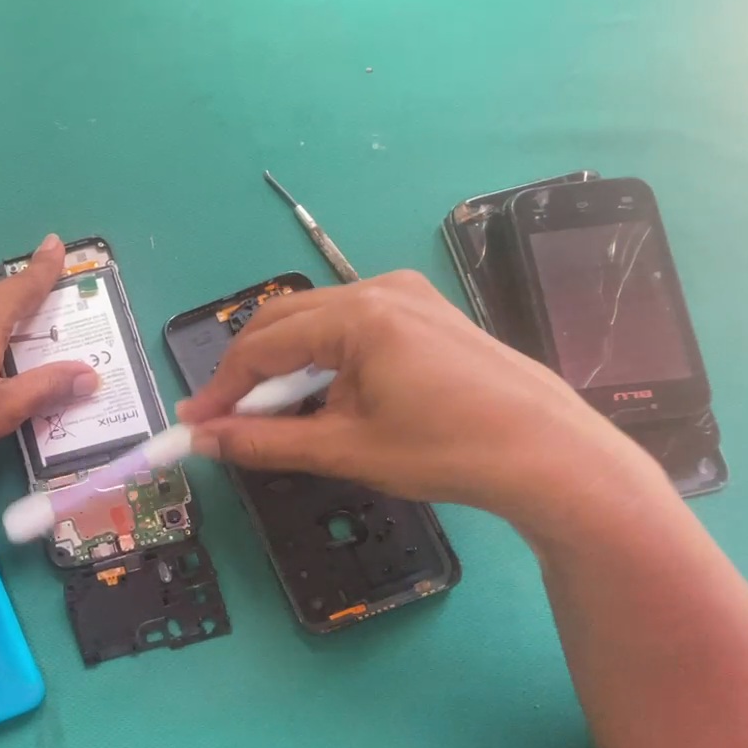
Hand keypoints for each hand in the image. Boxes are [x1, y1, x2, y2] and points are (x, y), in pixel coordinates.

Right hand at [178, 270, 665, 535]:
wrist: (553, 456)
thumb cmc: (446, 450)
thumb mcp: (342, 450)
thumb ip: (261, 441)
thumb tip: (201, 439)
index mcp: (359, 317)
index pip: (261, 345)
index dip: (221, 388)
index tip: (194, 424)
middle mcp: (379, 290)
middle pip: (281, 322)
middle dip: (244, 372)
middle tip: (222, 418)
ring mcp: (407, 297)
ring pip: (312, 322)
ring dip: (280, 365)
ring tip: (270, 414)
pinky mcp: (425, 314)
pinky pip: (347, 327)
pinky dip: (317, 359)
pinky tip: (320, 396)